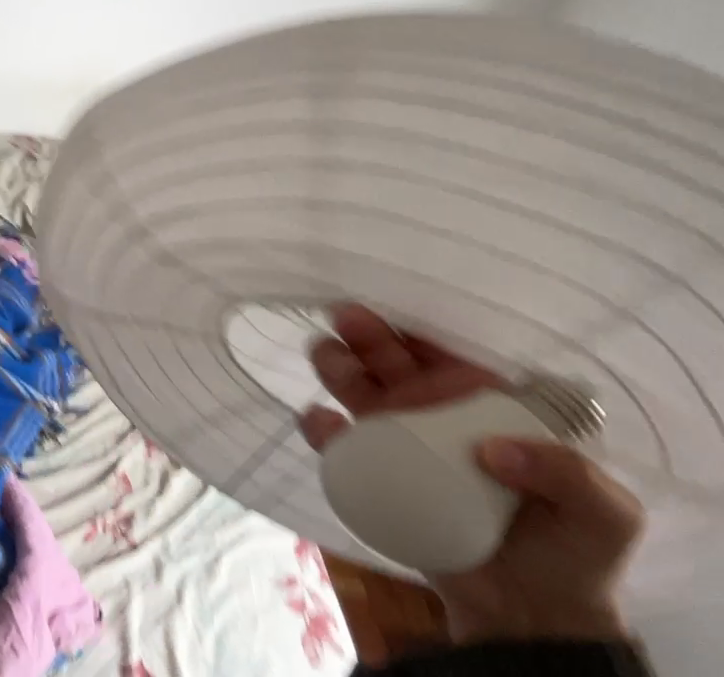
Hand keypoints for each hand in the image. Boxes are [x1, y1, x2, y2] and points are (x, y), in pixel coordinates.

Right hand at [299, 304, 642, 643]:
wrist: (527, 611)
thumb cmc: (573, 551)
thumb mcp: (604, 513)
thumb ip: (567, 474)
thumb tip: (492, 450)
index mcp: (484, 406)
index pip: (450, 355)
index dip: (421, 329)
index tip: (395, 311)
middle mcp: (433, 413)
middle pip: (392, 361)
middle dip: (366, 334)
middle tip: (346, 317)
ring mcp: (396, 441)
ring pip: (356, 389)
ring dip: (335, 366)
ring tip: (325, 357)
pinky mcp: (369, 472)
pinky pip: (336, 443)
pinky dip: (319, 426)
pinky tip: (319, 420)